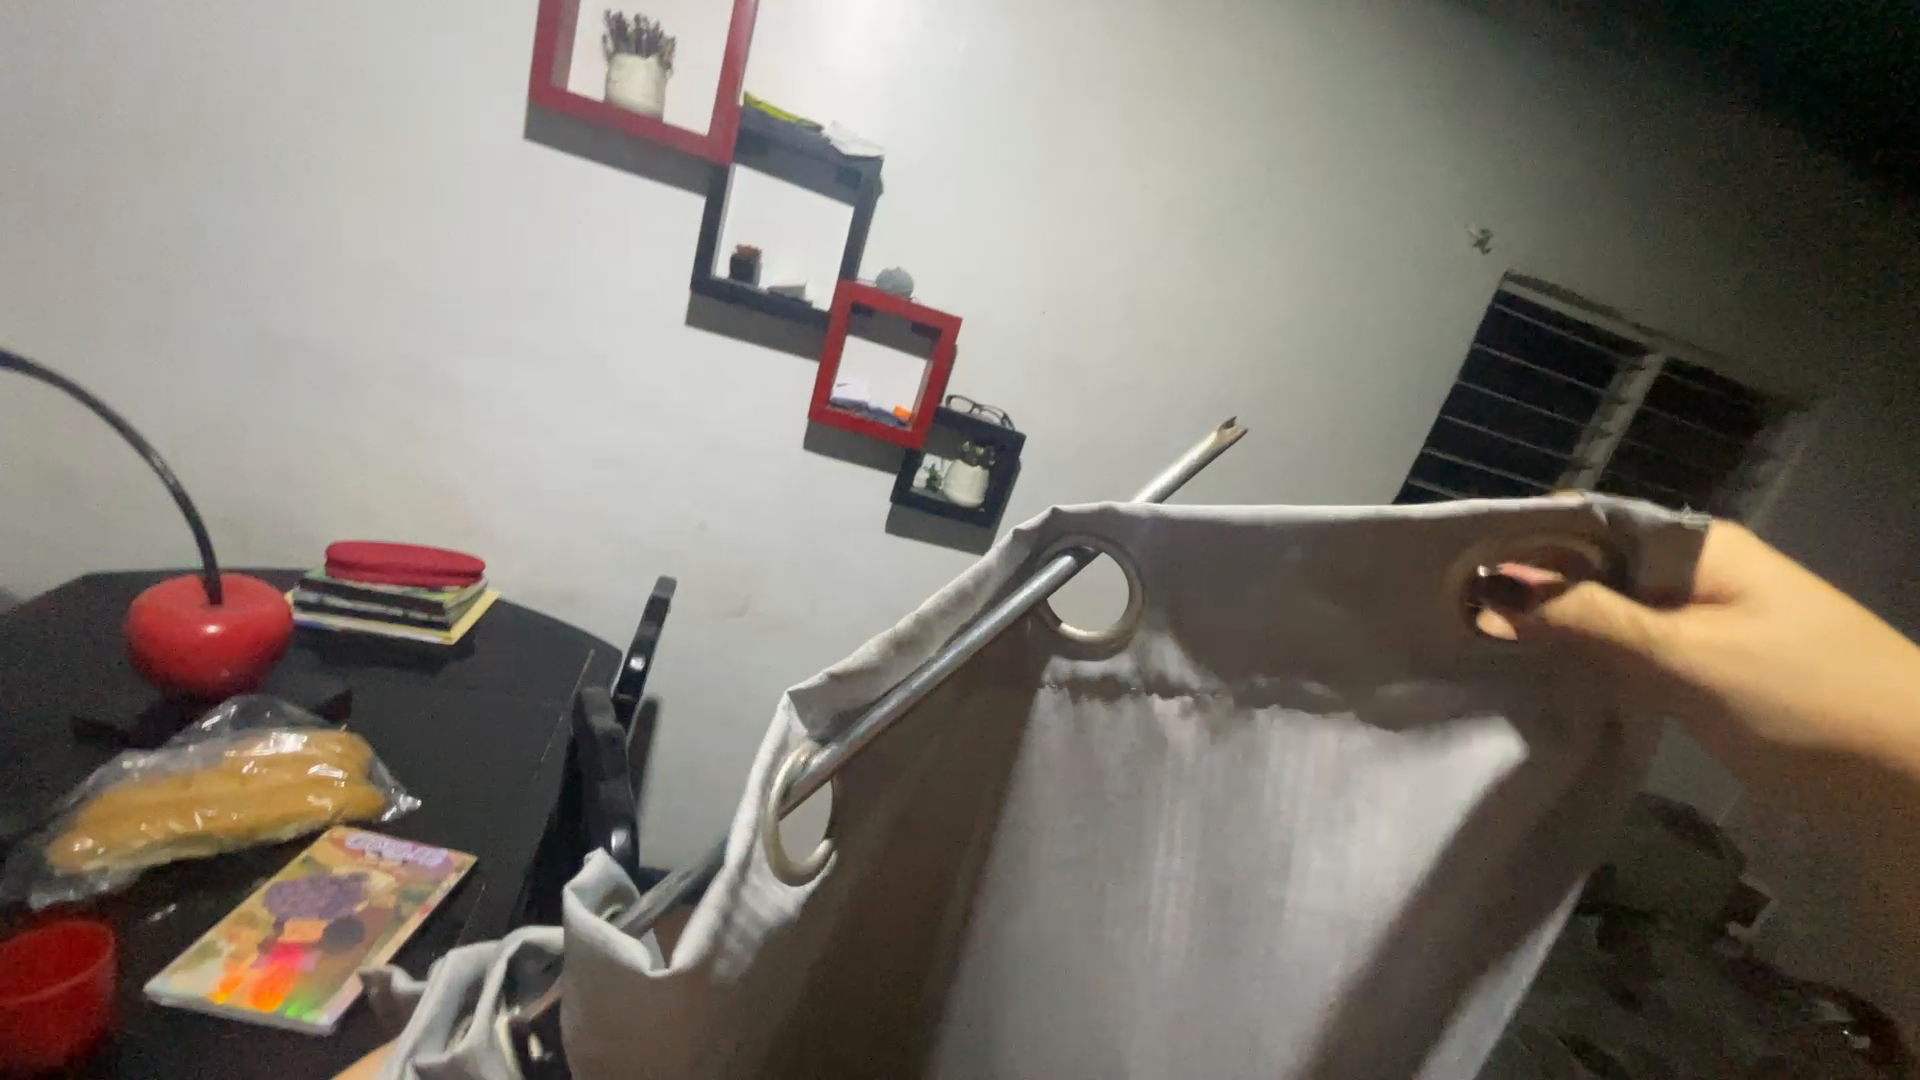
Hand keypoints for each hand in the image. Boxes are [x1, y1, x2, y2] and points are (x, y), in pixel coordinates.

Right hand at [1486, 521, 1919, 786]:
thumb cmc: (1811, 702)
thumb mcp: (1686, 656)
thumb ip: (1585, 618)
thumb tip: (1489, 588)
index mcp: (1694, 546)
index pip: (1584, 518)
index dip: (1517, 535)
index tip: (1453, 563)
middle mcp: (1684, 569)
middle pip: (1582, 559)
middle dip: (1519, 580)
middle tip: (1449, 607)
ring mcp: (1687, 615)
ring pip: (1592, 602)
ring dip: (1540, 617)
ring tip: (1470, 634)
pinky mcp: (1687, 659)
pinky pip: (1610, 638)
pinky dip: (1569, 647)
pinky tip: (1527, 662)